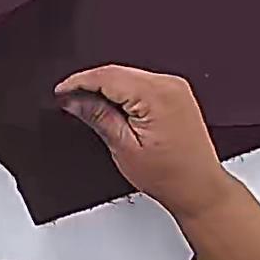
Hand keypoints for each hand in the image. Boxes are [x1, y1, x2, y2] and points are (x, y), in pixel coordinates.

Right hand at [54, 65, 235, 216]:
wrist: (198, 187)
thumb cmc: (170, 175)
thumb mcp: (123, 147)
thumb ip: (97, 116)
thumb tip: (74, 100)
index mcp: (156, 95)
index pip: (107, 76)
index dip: (78, 81)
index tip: (61, 91)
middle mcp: (169, 85)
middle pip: (117, 72)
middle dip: (89, 83)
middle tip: (68, 99)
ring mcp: (175, 87)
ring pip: (127, 75)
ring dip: (105, 86)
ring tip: (86, 105)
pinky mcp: (176, 93)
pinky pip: (141, 82)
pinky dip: (121, 90)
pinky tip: (110, 105)